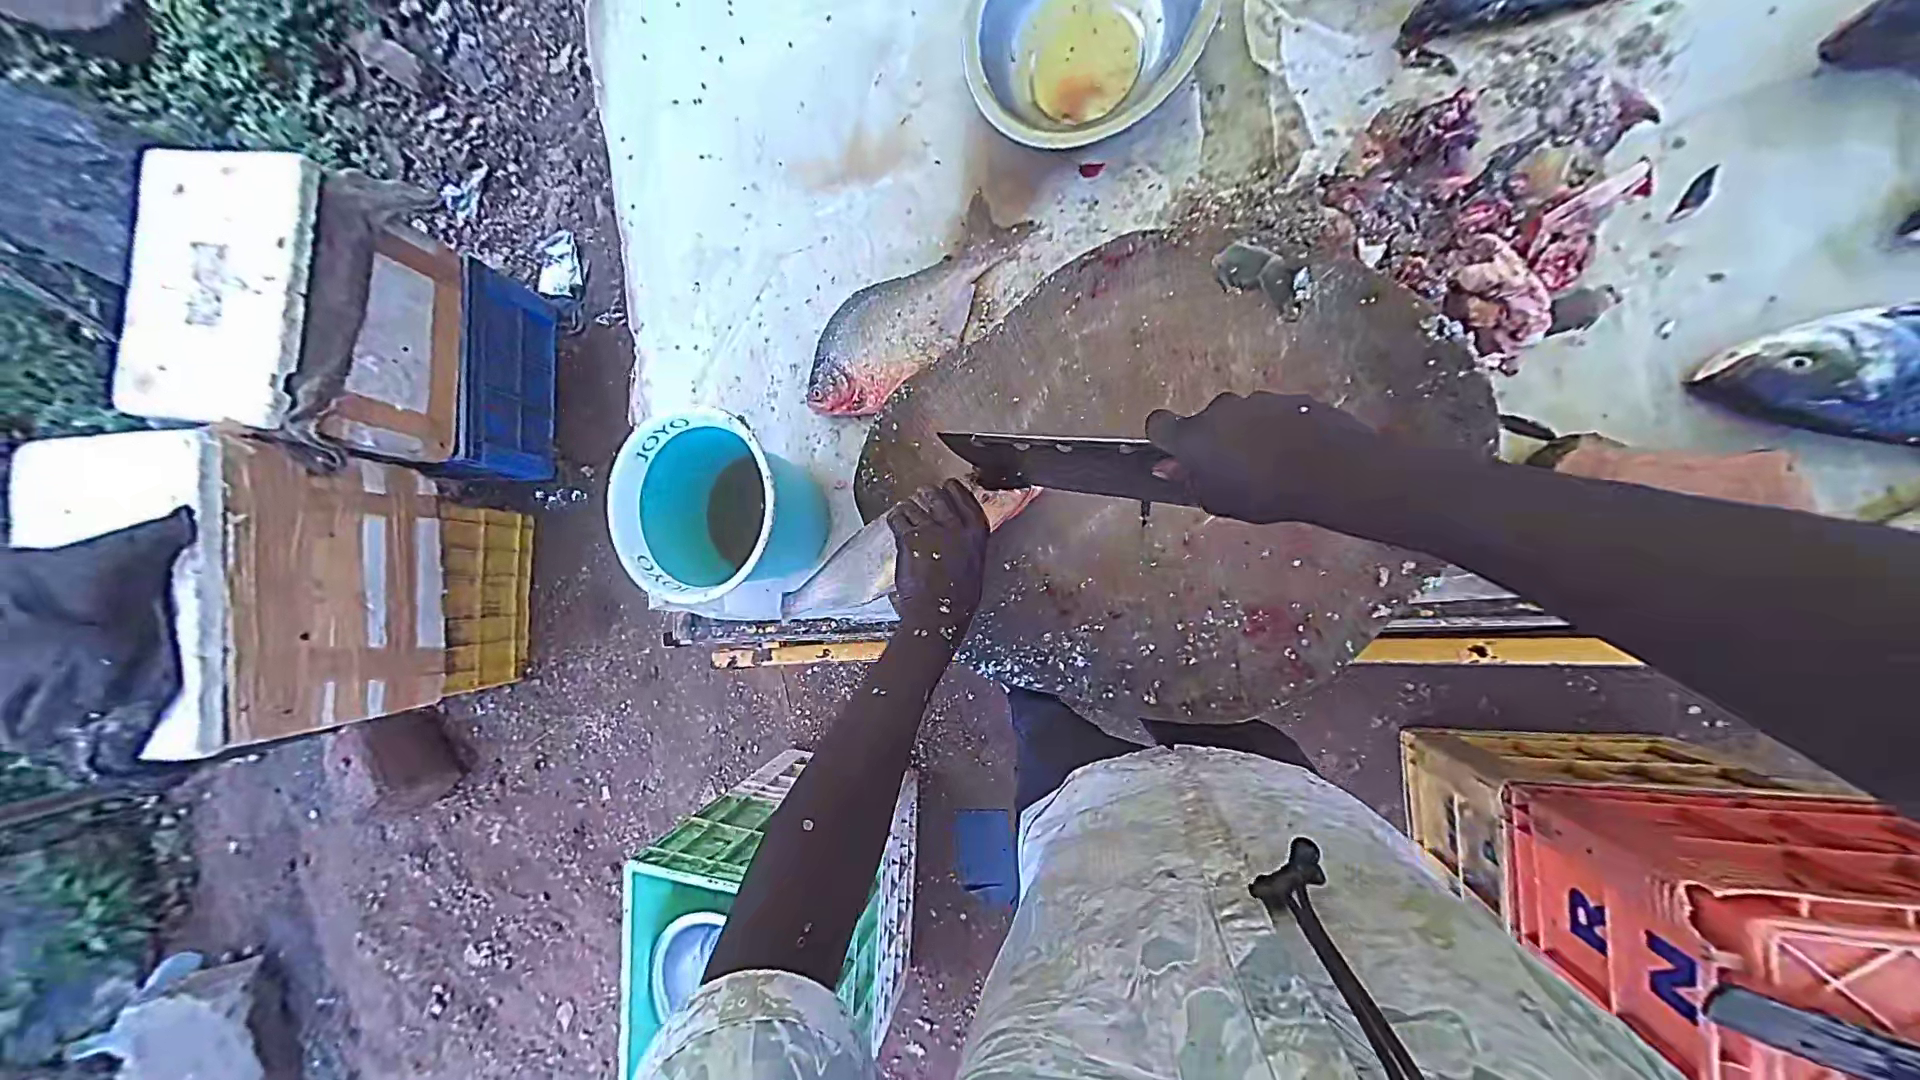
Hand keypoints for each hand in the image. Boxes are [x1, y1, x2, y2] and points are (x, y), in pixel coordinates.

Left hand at [887, 479, 989, 638]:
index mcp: (976, 532)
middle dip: (927, 494)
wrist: (937, 614)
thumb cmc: (958, 598)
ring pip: (915, 505)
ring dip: (909, 508)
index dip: (954, 490)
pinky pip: (898, 518)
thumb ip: (966, 542)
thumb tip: (957, 533)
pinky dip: (895, 518)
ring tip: (905, 512)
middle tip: (921, 494)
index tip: (948, 486)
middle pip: (938, 496)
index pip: (965, 498)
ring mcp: (932, 529)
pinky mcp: (910, 538)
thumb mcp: (974, 563)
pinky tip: (895, 522)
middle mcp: (956, 526)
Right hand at [1146, 392, 1391, 523]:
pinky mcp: (1289, 398)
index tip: (1174, 454)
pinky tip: (1292, 455)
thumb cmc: (1264, 493)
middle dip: (1211, 441)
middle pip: (1203, 421)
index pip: (1158, 423)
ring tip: (1267, 467)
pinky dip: (1274, 430)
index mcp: (1193, 436)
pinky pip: (1271, 415)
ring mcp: (1256, 400)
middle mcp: (1219, 409)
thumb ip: (1188, 481)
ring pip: (1238, 417)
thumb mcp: (1218, 499)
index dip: (1162, 437)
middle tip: (1228, 471)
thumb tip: (1166, 468)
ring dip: (1244, 435)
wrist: (1332, 470)